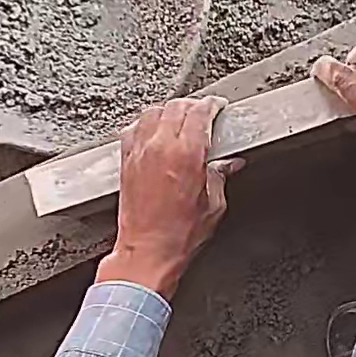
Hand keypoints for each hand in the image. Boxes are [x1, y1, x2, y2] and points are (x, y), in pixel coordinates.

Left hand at [95, 95, 242, 298]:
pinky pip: (134, 128)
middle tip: (203, 113)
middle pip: (176, 106)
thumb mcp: (213, 206)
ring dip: (169, 111)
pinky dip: (147, 124)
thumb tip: (229, 164)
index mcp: (187, 154)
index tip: (218, 106)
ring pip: (153, 112)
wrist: (148, 251)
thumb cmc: (178, 235)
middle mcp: (160, 147)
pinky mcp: (126, 161)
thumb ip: (220, 177)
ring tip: (180, 120)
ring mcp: (140, 152)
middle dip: (193, 106)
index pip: (200, 112)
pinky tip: (155, 133)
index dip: (212, 105)